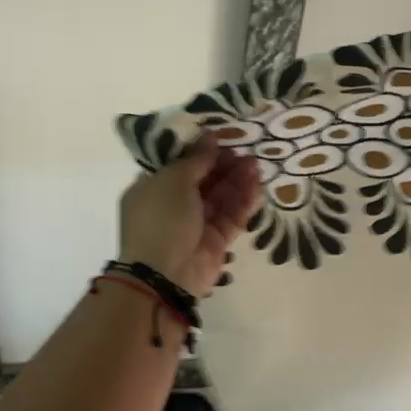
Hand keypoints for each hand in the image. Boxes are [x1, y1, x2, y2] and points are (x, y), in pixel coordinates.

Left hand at [118, 132, 261, 295]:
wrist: (165, 273)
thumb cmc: (161, 219)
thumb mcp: (173, 180)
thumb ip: (195, 159)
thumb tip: (208, 137)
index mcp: (154, 189)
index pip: (180, 166)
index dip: (201, 153)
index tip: (221, 140)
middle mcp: (174, 206)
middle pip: (204, 181)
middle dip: (224, 166)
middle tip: (244, 150)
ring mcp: (196, 226)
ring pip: (220, 199)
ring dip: (237, 181)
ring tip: (255, 164)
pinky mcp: (216, 242)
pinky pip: (231, 218)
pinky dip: (243, 202)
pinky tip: (256, 186)